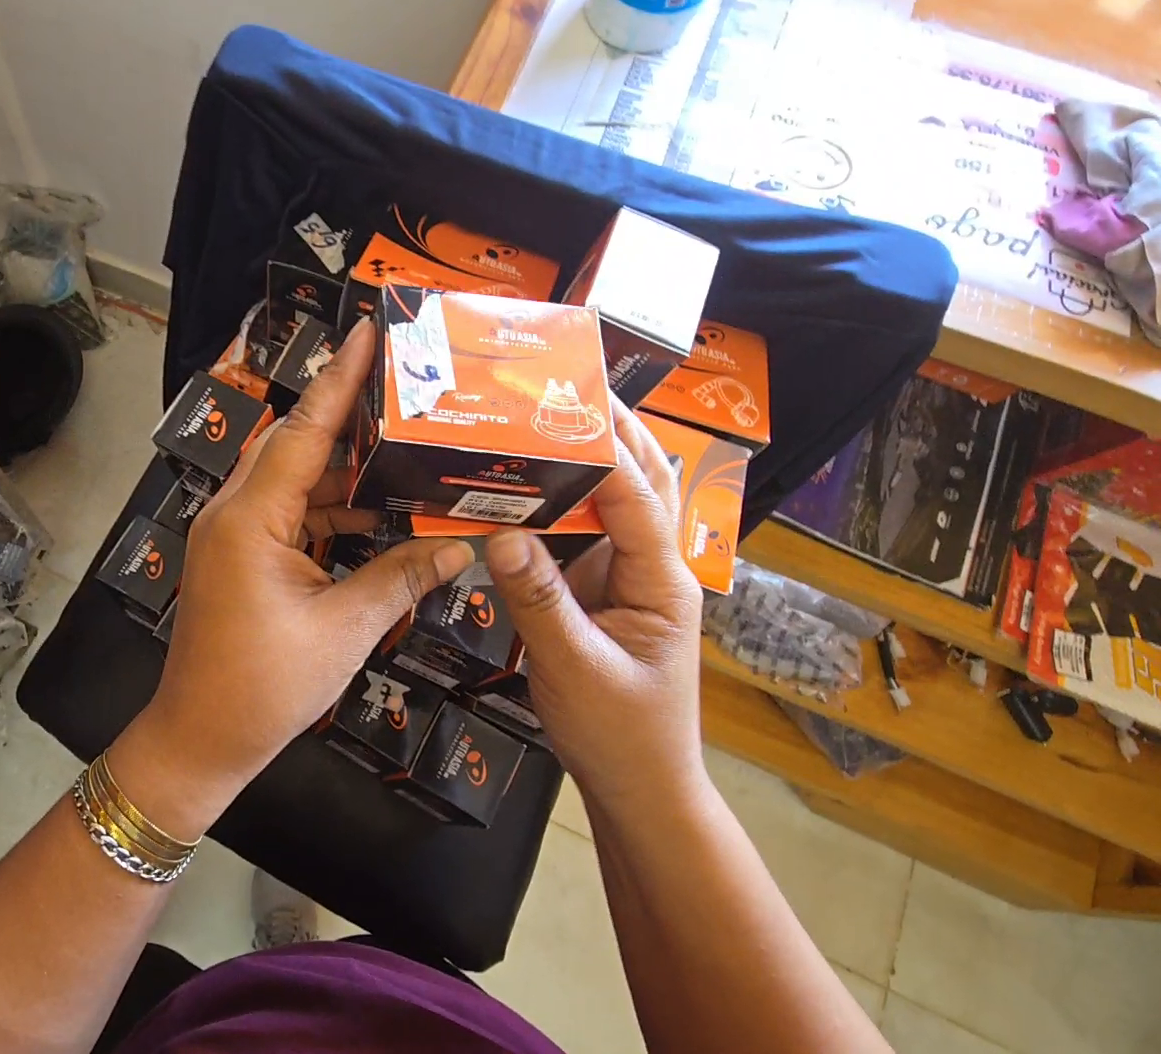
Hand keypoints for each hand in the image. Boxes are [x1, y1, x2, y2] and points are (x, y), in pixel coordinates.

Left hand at [108, 322, 473, 838]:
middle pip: (295, 448)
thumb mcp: (343, 629)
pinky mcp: (236, 559)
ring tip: (402, 452)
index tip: (367, 331)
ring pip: (291, 484)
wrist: (201, 736)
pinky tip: (373, 514)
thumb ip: (401, 577)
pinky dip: (326, 512)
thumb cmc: (265, 686)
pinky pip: (286, 516)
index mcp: (251, 519)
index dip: (339, 381)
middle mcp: (233, 514)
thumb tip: (462, 546)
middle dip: (346, 420)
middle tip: (403, 390)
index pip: (303, 432)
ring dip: (342, 475)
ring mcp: (230, 536)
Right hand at [483, 397, 706, 813]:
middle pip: (639, 482)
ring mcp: (620, 576)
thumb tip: (503, 534)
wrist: (635, 783)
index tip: (568, 401)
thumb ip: (540, 601)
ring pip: (607, 503)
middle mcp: (648, 566)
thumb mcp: (574, 669)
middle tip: (565, 382)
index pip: (638, 499)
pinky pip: (573, 534)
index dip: (605, 448)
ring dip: (581, 458)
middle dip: (611, 430)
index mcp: (662, 581)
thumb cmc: (619, 731)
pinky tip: (517, 483)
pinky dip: (550, 503)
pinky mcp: (593, 590)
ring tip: (538, 414)